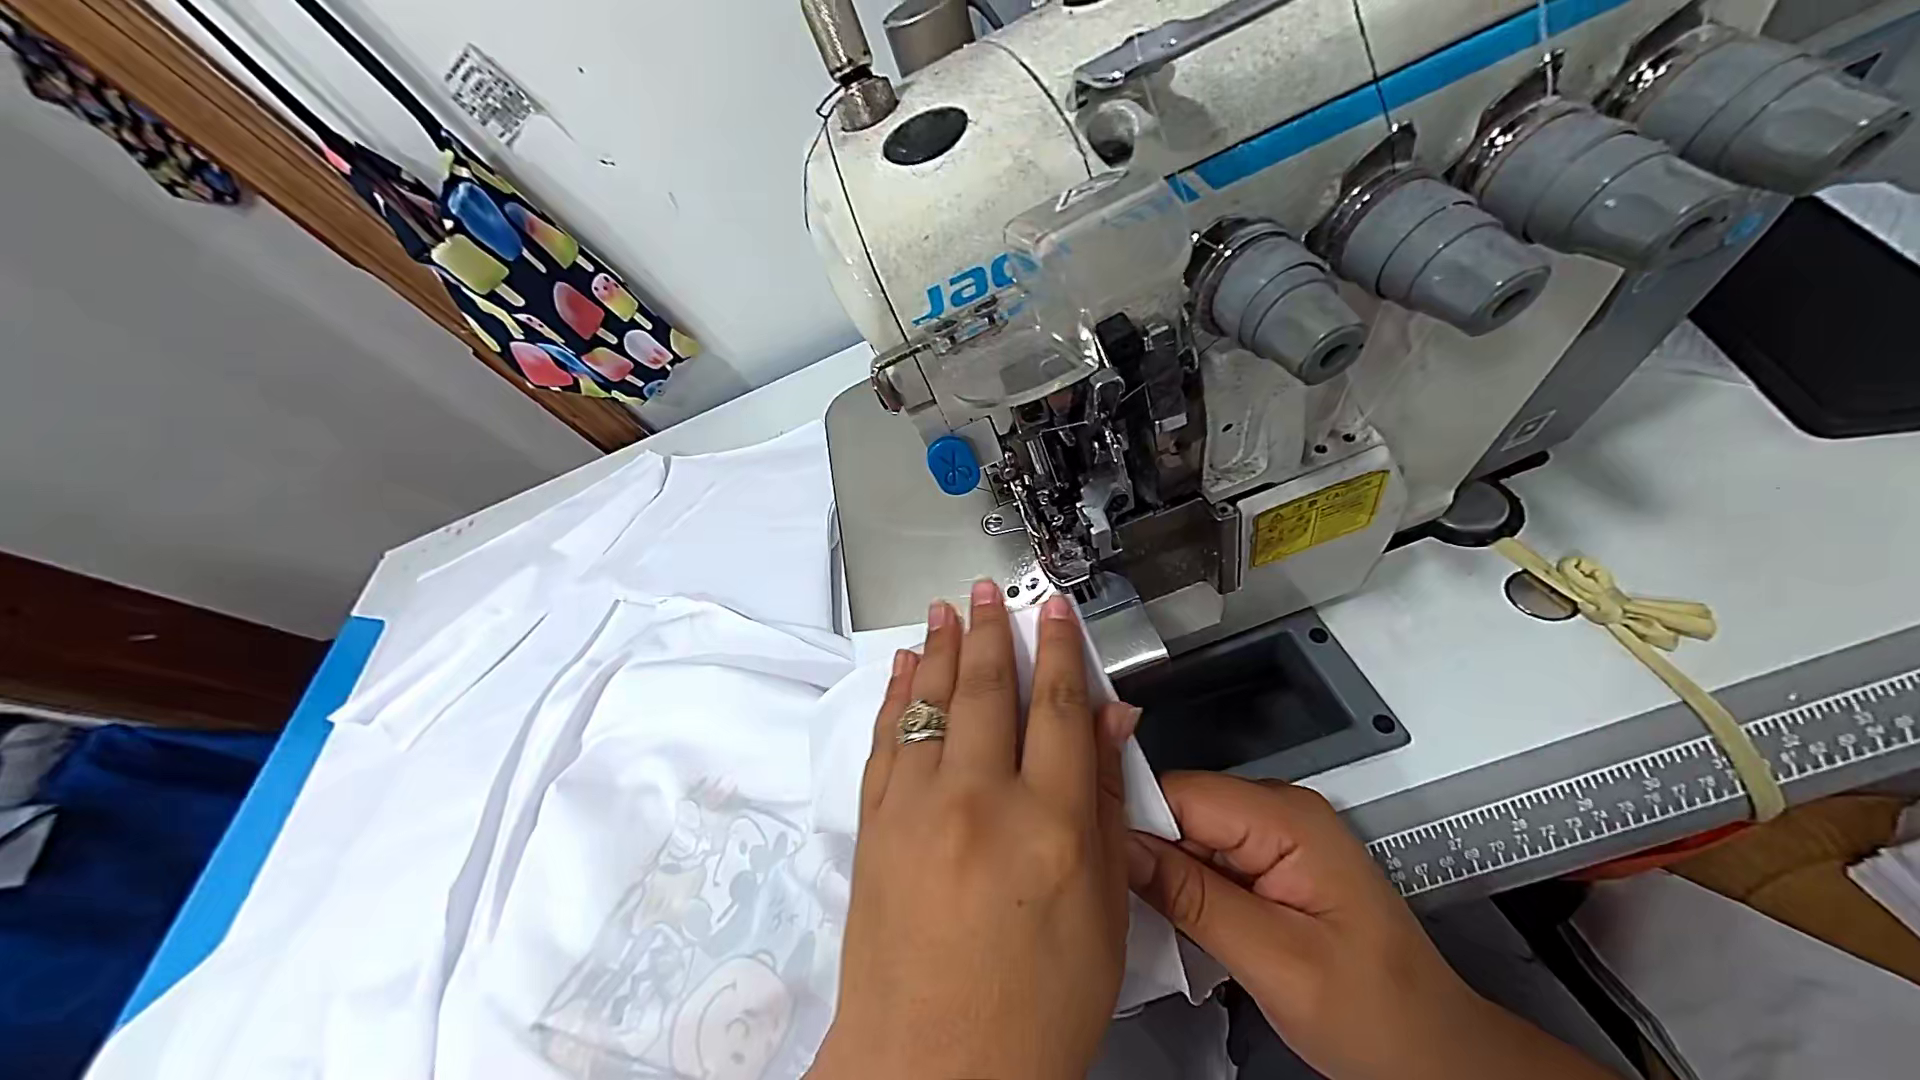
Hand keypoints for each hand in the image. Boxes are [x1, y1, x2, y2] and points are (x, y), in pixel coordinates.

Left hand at [810, 583, 1140, 1079]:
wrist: (932, 1067)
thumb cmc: (1035, 1005)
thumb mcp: (1104, 912)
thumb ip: (1108, 805)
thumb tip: (1112, 724)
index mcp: (1051, 826)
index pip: (1060, 710)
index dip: (1060, 651)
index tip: (1055, 612)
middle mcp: (980, 803)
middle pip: (988, 690)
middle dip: (992, 631)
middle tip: (990, 591)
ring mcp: (918, 808)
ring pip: (931, 702)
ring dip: (941, 648)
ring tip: (947, 610)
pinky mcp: (875, 825)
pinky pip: (887, 739)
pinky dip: (898, 696)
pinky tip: (906, 668)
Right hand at [1128, 773, 1618, 1079]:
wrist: (1433, 1053)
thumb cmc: (1378, 1014)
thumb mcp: (1278, 962)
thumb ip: (1195, 899)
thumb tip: (1122, 849)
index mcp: (1286, 818)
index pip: (1179, 790)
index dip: (1132, 820)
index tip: (1098, 860)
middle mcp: (1274, 810)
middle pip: (1176, 806)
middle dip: (1144, 849)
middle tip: (1119, 898)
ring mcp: (1267, 833)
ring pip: (1180, 830)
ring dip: (1159, 870)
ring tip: (1149, 913)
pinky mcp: (1260, 859)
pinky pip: (1198, 854)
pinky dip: (1178, 883)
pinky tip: (1173, 914)